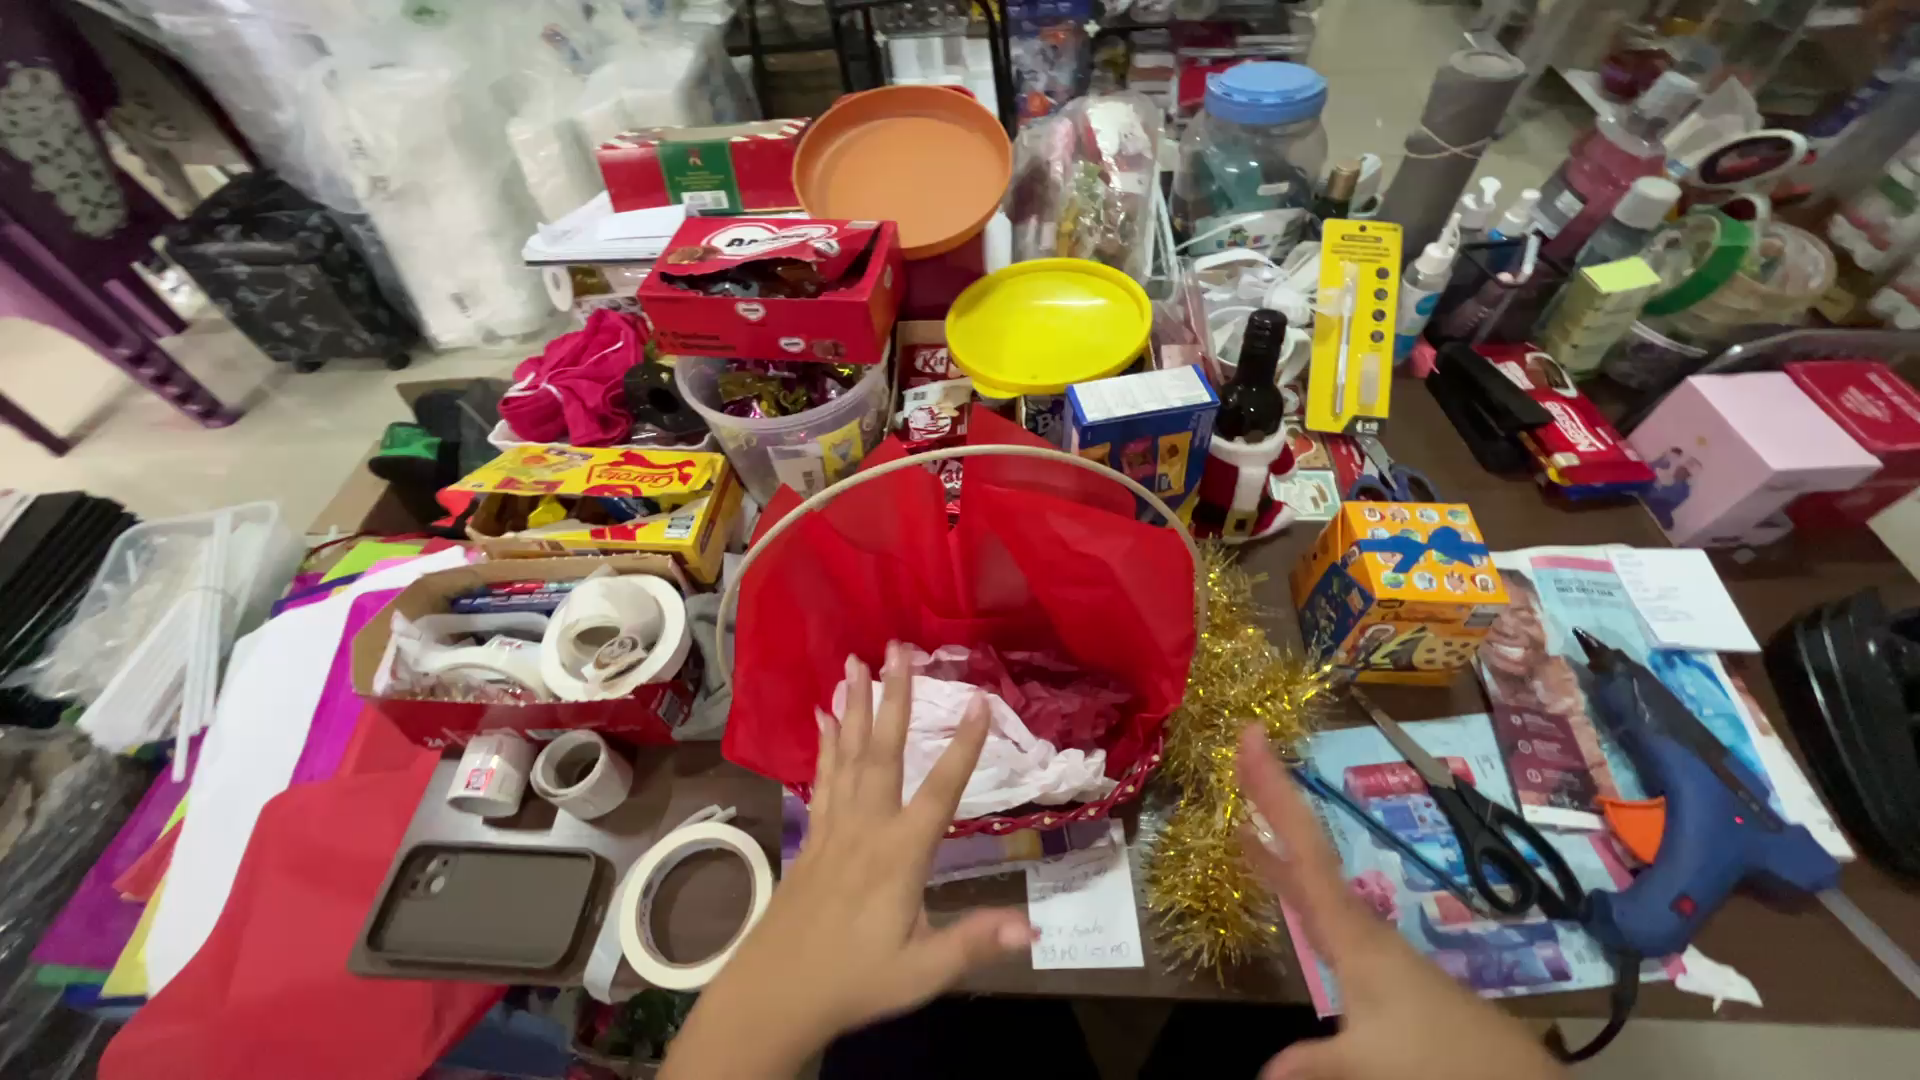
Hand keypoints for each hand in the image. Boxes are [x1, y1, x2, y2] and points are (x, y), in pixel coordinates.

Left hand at [661, 644, 1032, 1078]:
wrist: (773, 995)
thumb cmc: (853, 981)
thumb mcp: (921, 971)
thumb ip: (974, 942)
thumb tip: (1035, 926)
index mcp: (900, 854)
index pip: (940, 791)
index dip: (963, 746)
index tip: (980, 701)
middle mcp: (867, 826)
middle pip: (883, 752)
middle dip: (893, 698)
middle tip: (896, 650)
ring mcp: (834, 827)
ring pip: (846, 755)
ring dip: (853, 707)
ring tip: (855, 663)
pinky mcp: (813, 835)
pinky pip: (821, 779)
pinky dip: (823, 745)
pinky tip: (821, 717)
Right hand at [1236, 725, 1566, 1079]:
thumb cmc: (1443, 1064)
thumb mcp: (1374, 1068)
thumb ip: (1316, 1063)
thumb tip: (1262, 1075)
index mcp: (1349, 930)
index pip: (1302, 847)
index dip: (1273, 792)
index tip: (1253, 737)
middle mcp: (1352, 920)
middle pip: (1303, 843)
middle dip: (1272, 795)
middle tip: (1245, 745)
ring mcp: (1361, 937)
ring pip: (1308, 868)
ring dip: (1276, 829)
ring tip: (1242, 800)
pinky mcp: (1366, 957)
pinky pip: (1313, 897)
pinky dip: (1284, 872)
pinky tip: (1272, 873)